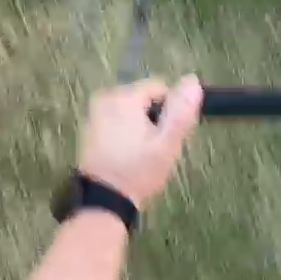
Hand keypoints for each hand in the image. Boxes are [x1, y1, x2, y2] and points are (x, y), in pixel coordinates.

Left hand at [76, 76, 203, 206]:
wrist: (104, 200)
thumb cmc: (138, 171)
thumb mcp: (167, 144)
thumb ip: (180, 111)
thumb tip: (192, 79)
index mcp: (123, 96)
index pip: (160, 89)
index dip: (169, 112)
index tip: (166, 137)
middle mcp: (105, 97)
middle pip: (144, 99)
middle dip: (153, 119)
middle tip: (155, 149)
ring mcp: (93, 113)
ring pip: (131, 111)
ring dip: (140, 127)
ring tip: (141, 154)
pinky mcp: (88, 128)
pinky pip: (117, 121)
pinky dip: (125, 133)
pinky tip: (126, 155)